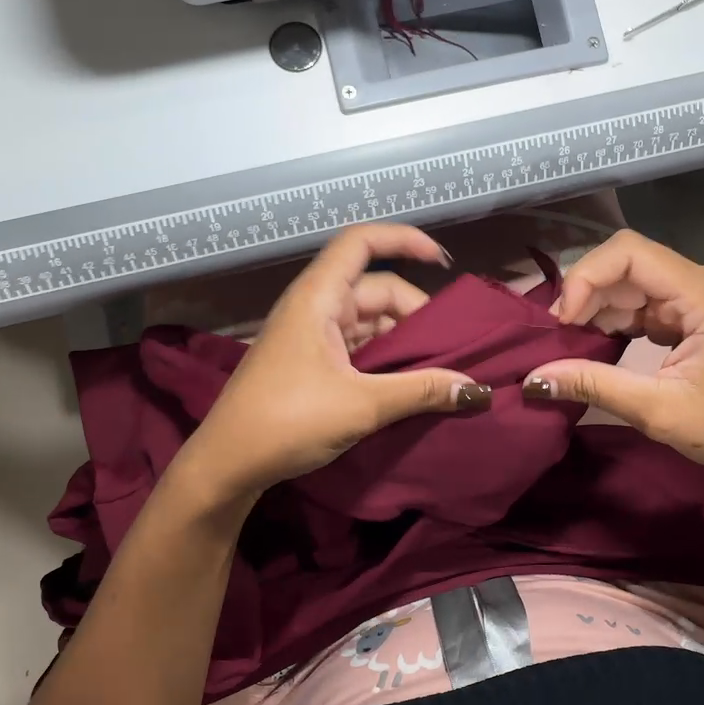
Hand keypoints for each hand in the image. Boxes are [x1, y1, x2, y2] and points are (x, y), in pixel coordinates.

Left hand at [176, 224, 487, 502]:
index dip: (403, 239)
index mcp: (317, 297)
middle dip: (415, 313)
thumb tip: (477, 391)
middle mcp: (313, 306)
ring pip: (369, 321)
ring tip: (439, 370)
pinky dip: (385, 359)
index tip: (442, 261)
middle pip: (375, 288)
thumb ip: (421, 391)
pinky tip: (409, 384)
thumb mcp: (361, 406)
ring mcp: (310, 335)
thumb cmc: (286, 422)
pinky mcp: (309, 363)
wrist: (226, 465)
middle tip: (452, 349)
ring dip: (403, 341)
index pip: (361, 242)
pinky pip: (357, 346)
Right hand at [521, 229, 703, 478]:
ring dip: (596, 308)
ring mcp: (694, 299)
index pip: (628, 252)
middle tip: (558, 337)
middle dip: (585, 294)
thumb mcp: (659, 411)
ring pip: (629, 283)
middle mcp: (697, 283)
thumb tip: (533, 379)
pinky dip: (613, 321)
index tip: (564, 323)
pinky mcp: (689, 317)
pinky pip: (641, 303)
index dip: (586, 277)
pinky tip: (596, 346)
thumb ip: (594, 386)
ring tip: (570, 345)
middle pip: (625, 263)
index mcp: (700, 293)